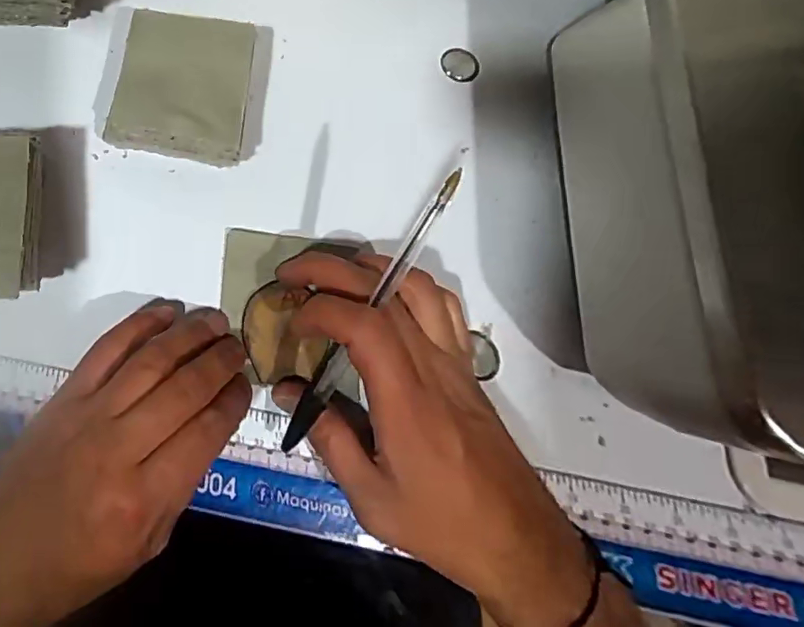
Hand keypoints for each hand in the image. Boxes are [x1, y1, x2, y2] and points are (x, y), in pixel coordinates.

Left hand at [0, 303, 250, 626]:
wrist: (0, 562)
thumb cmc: (80, 563)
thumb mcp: (146, 544)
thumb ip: (182, 483)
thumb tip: (210, 423)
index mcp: (142, 498)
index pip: (204, 430)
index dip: (232, 399)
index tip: (246, 382)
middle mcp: (117, 449)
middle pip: (183, 388)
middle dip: (219, 360)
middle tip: (239, 345)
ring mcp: (87, 415)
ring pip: (150, 360)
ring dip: (189, 333)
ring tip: (215, 320)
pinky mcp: (64, 396)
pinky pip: (107, 348)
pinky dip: (140, 324)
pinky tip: (167, 311)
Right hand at [273, 254, 634, 626]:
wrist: (516, 537)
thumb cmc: (440, 522)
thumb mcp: (371, 498)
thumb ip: (328, 437)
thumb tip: (288, 389)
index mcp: (405, 396)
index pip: (362, 323)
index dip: (320, 310)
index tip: (293, 325)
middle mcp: (430, 363)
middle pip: (382, 290)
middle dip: (329, 270)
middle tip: (291, 274)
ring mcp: (452, 357)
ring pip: (416, 285)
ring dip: (370, 267)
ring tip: (336, 274)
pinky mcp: (465, 363)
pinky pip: (443, 305)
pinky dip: (410, 284)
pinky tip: (388, 296)